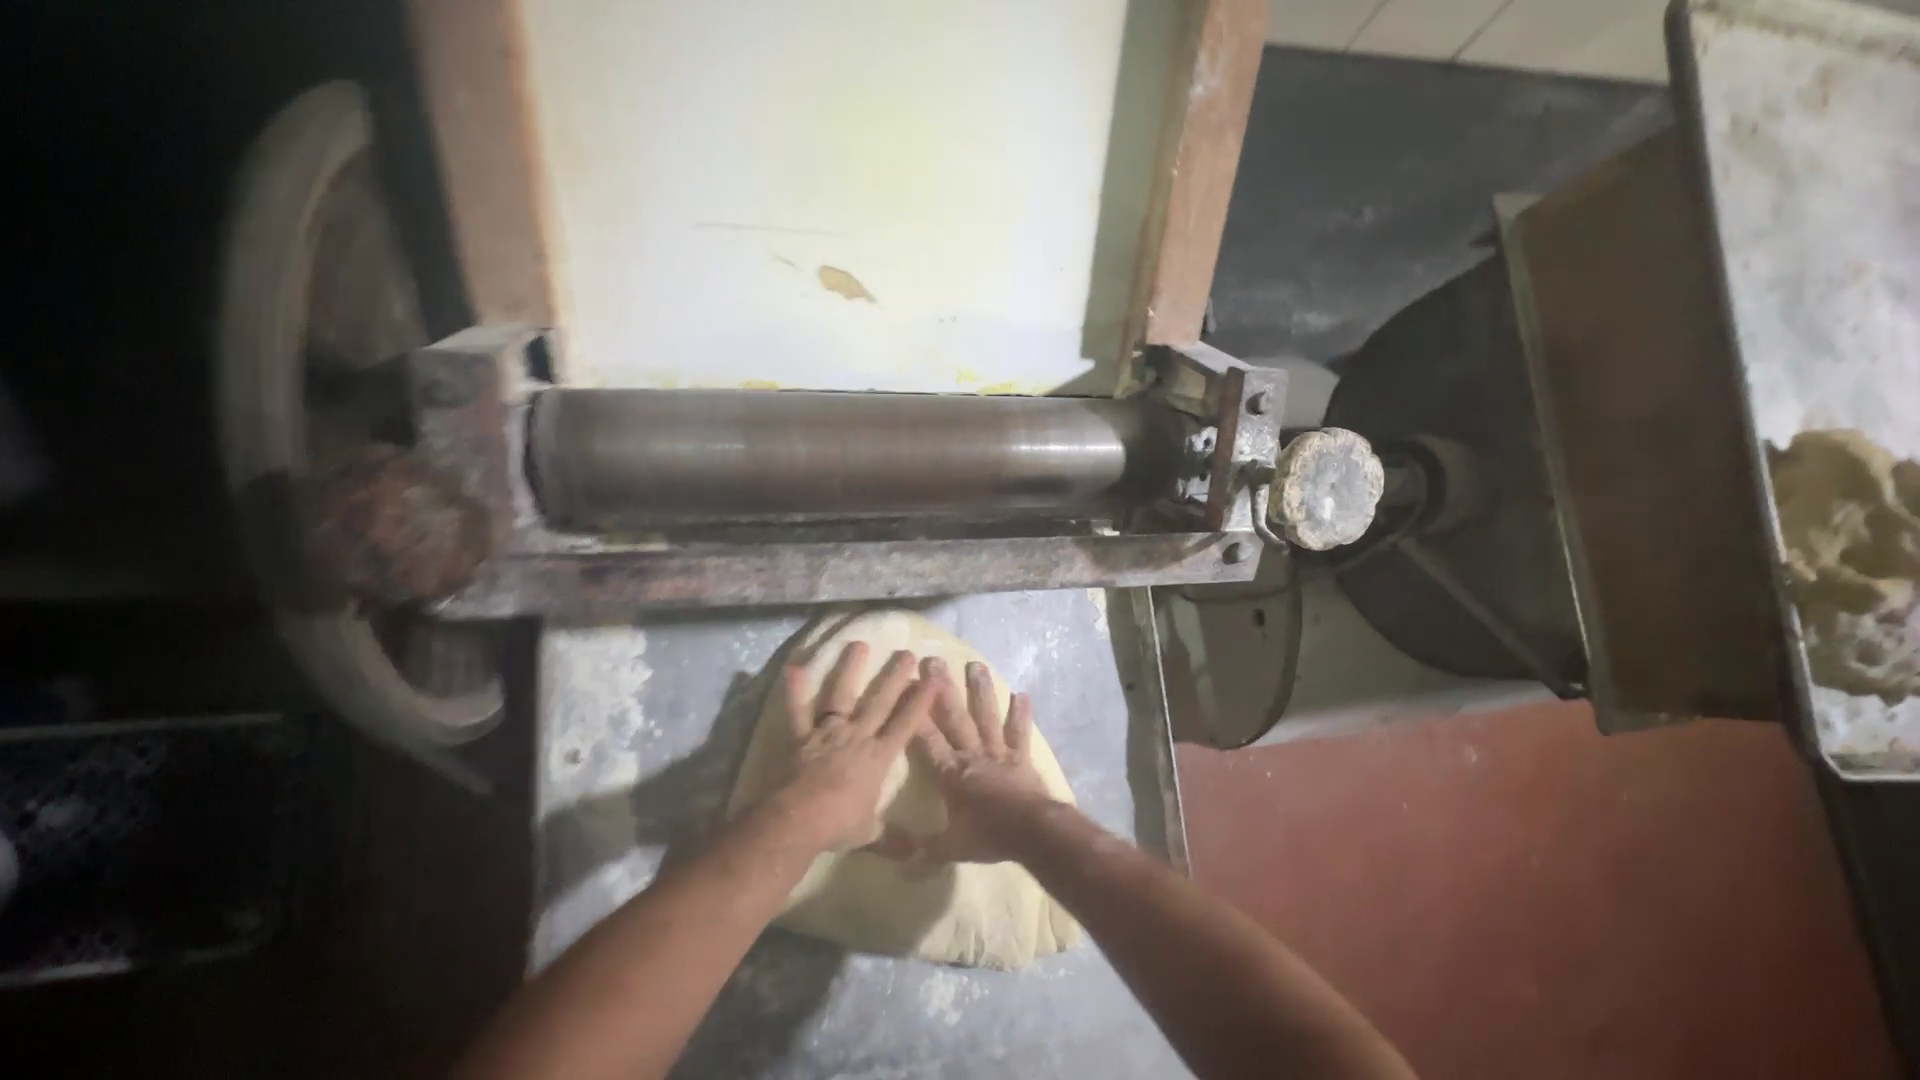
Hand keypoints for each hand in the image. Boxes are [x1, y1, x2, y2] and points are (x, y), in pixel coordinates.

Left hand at [768, 642, 932, 853]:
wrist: (801, 819)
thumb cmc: (839, 824)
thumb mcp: (870, 834)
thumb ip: (893, 839)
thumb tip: (918, 855)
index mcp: (879, 757)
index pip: (906, 724)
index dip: (920, 701)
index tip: (932, 678)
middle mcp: (857, 737)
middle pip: (880, 702)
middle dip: (895, 677)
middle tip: (907, 653)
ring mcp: (828, 733)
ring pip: (842, 695)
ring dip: (850, 669)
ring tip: (859, 644)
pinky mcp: (802, 737)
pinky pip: (798, 710)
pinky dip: (795, 690)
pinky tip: (793, 666)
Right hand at [913, 658, 1057, 863]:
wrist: (1032, 832)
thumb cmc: (988, 836)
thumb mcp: (951, 847)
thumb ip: (926, 852)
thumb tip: (900, 868)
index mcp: (950, 773)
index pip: (927, 739)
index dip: (914, 714)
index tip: (905, 687)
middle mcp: (971, 755)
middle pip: (954, 718)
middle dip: (942, 690)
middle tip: (933, 661)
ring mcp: (998, 753)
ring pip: (986, 717)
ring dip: (980, 691)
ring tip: (976, 664)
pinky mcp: (1021, 758)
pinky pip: (1019, 733)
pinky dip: (1020, 714)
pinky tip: (1021, 694)